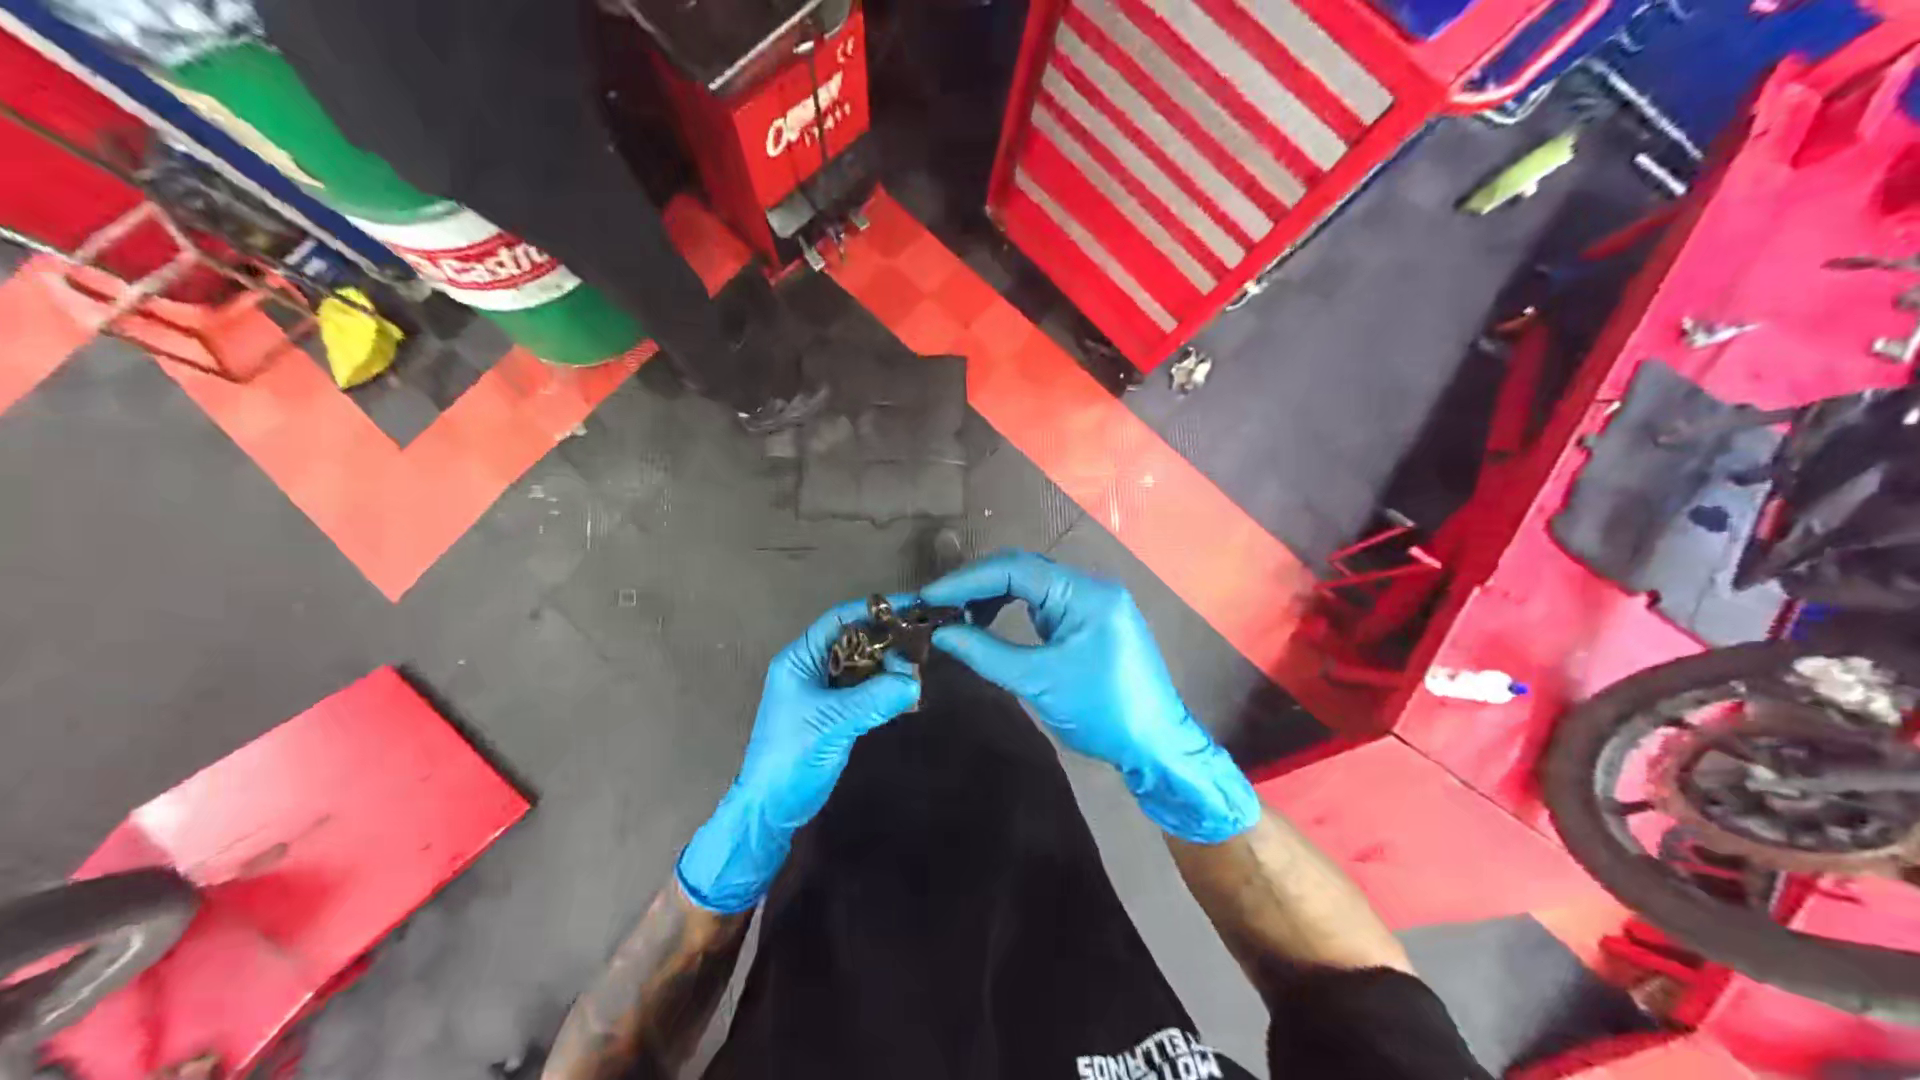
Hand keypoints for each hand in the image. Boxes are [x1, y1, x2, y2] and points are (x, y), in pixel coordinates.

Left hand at [677, 597, 920, 912]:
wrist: (771, 808)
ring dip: (890, 666)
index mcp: (801, 659)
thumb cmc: (790, 756)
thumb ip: (872, 700)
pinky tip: (909, 694)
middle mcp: (813, 668)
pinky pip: (867, 690)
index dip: (874, 610)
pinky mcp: (838, 712)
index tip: (910, 607)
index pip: (840, 620)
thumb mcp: (831, 723)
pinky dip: (887, 689)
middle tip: (921, 646)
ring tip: (918, 670)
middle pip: (856, 640)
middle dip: (888, 641)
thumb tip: (913, 681)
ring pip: (864, 665)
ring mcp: (826, 691)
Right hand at [922, 552, 1258, 843]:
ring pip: (1032, 585)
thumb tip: (940, 633)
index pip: (1015, 569)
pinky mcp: (1089, 621)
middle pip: (1023, 570)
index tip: (929, 596)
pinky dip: (1012, 609)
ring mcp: (1091, 603)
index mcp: (1083, 592)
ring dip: (992, 596)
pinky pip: (1044, 603)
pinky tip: (988, 622)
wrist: (1157, 745)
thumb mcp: (1038, 681)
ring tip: (956, 615)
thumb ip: (985, 652)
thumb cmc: (1102, 711)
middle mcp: (1089, 586)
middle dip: (977, 585)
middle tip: (937, 605)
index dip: (967, 580)